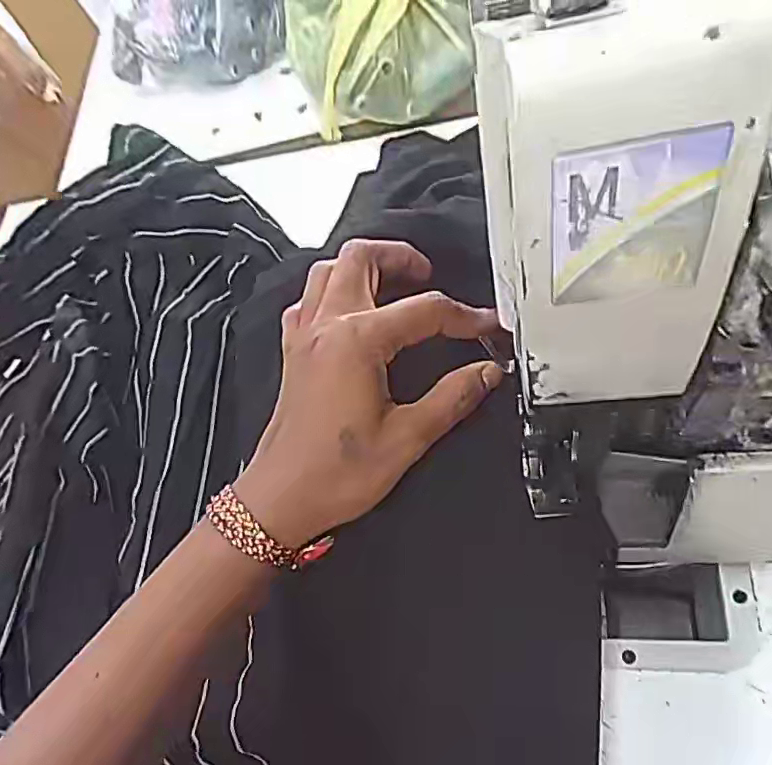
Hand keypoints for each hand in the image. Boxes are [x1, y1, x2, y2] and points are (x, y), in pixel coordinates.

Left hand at [231, 239, 503, 549]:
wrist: (282, 499)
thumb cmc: (338, 475)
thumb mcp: (407, 438)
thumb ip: (452, 398)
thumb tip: (487, 373)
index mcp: (357, 342)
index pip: (424, 311)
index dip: (465, 317)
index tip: (489, 328)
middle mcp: (325, 328)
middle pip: (361, 259)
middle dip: (401, 257)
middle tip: (431, 273)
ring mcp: (304, 338)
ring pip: (330, 271)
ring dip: (366, 267)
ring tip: (397, 284)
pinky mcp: (294, 355)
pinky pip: (310, 301)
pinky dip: (336, 293)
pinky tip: (353, 314)